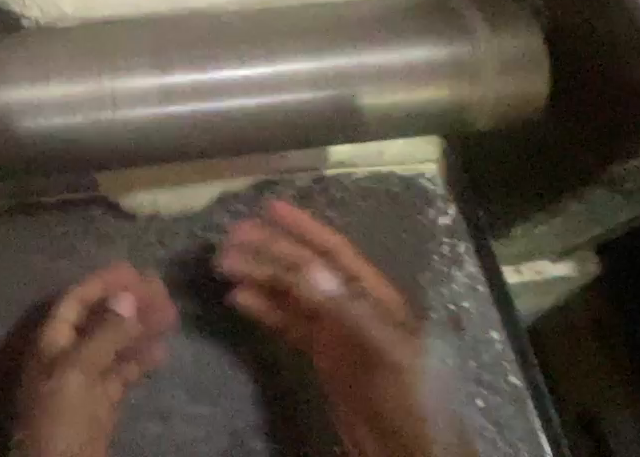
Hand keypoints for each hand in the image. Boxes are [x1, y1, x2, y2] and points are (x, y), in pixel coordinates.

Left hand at [14, 262, 178, 456]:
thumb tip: (127, 296)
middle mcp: (68, 355)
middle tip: (161, 289)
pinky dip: (141, 361)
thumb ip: (103, 334)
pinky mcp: (102, 404)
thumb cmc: (59, 420)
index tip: (133, 270)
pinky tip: (162, 351)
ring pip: (115, 345)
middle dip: (128, 303)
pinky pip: (123, 373)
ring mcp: (85, 380)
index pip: (76, 300)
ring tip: (171, 314)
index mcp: (52, 342)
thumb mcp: (77, 372)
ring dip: (140, 328)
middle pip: (100, 319)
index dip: (102, 283)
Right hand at [217, 200, 467, 456]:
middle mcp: (351, 304)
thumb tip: (307, 268)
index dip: (302, 227)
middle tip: (230, 238)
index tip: (268, 207)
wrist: (414, 453)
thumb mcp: (387, 349)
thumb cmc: (414, 397)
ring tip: (224, 265)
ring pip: (291, 293)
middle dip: (269, 250)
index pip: (333, 252)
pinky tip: (238, 299)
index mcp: (373, 295)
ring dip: (259, 276)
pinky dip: (263, 309)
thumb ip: (350, 309)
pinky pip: (287, 323)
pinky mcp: (322, 356)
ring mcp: (336, 331)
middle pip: (304, 269)